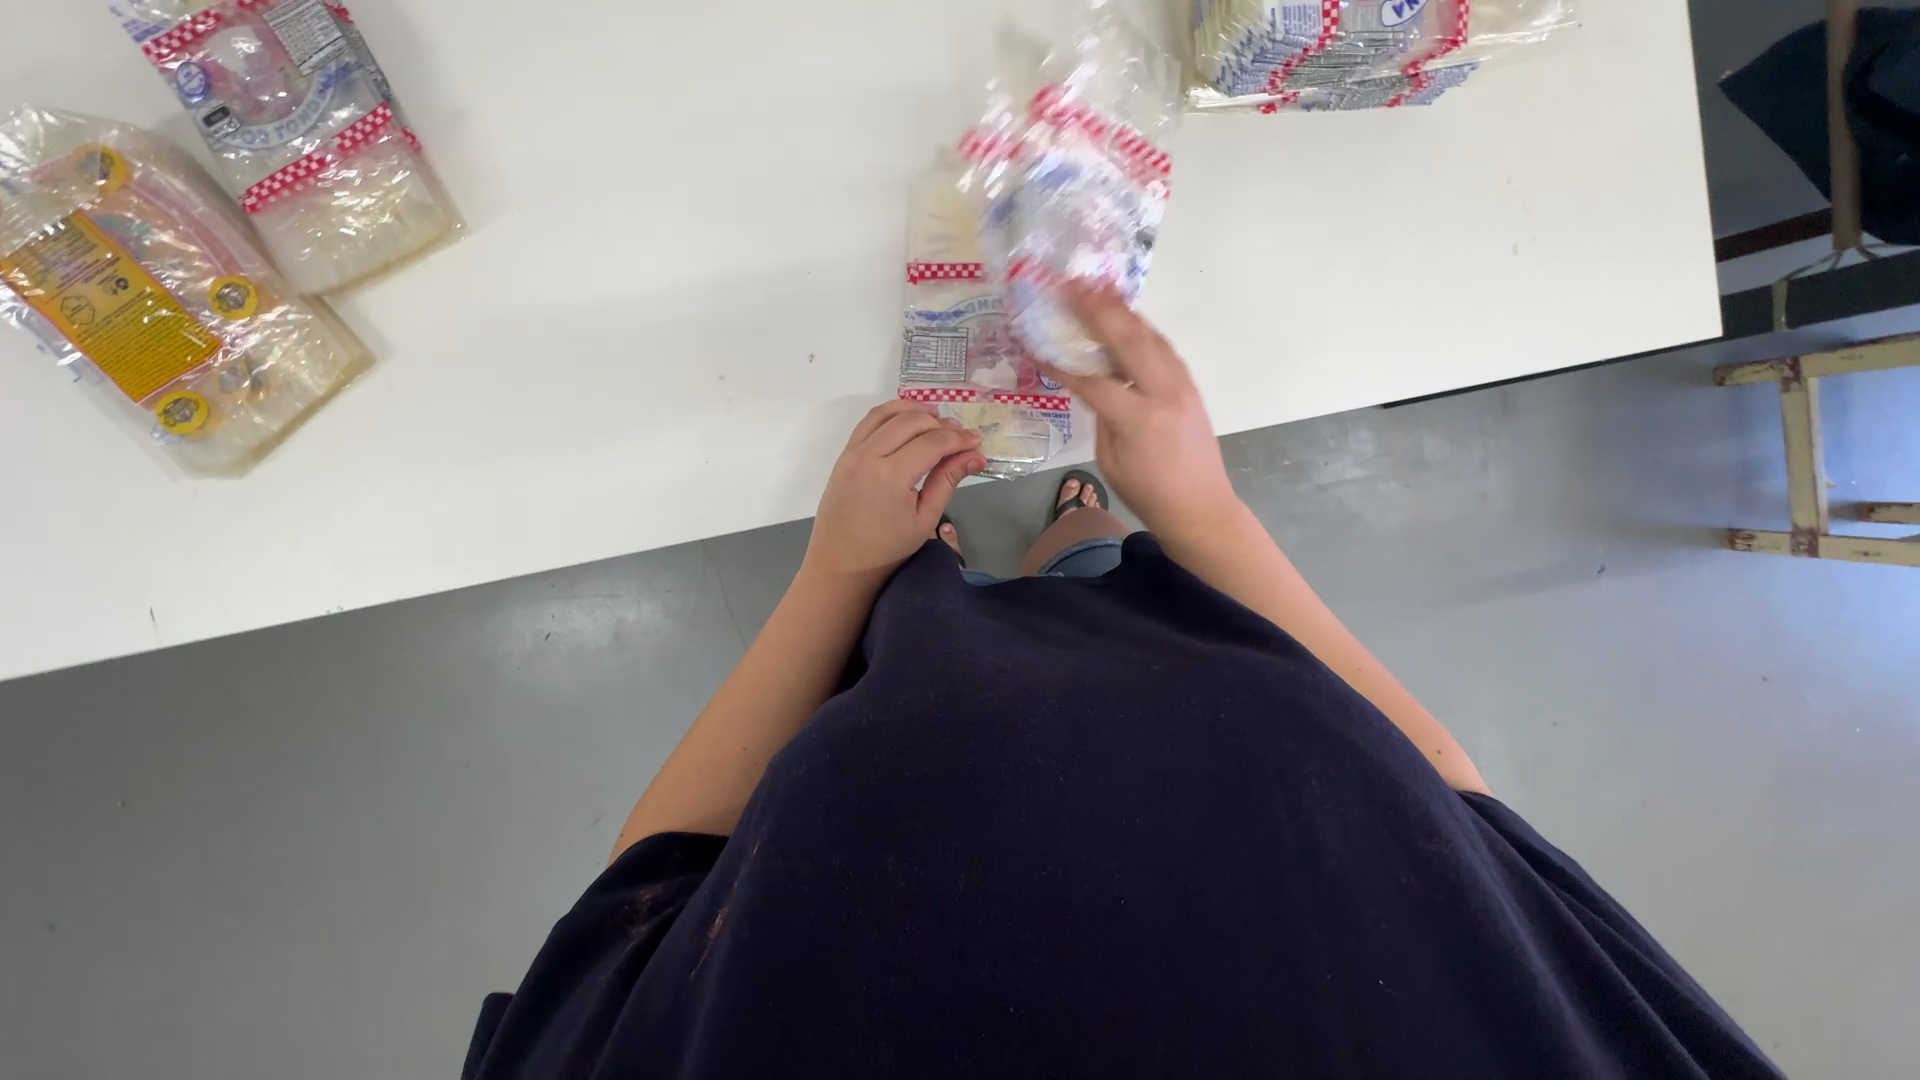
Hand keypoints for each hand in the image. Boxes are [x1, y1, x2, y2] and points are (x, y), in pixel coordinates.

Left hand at [802, 401, 987, 581]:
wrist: (842, 562)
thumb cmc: (887, 549)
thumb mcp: (925, 519)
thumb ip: (947, 481)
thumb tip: (975, 456)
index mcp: (891, 476)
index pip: (932, 442)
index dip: (959, 439)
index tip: (977, 441)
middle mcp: (869, 456)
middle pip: (912, 422)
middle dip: (941, 424)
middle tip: (960, 435)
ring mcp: (852, 452)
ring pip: (887, 413)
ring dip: (914, 411)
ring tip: (937, 419)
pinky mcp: (844, 455)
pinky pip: (868, 422)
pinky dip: (890, 414)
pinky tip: (907, 422)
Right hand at [1042, 283, 1240, 539]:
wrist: (1200, 507)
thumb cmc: (1148, 493)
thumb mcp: (1110, 460)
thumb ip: (1103, 417)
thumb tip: (1096, 383)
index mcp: (1138, 419)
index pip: (1093, 381)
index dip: (1062, 364)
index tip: (1038, 346)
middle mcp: (1164, 394)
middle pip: (1128, 340)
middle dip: (1097, 311)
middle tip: (1071, 287)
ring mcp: (1183, 386)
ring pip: (1151, 337)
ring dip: (1123, 311)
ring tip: (1097, 290)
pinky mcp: (1190, 386)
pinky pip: (1164, 349)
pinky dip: (1143, 330)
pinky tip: (1127, 318)